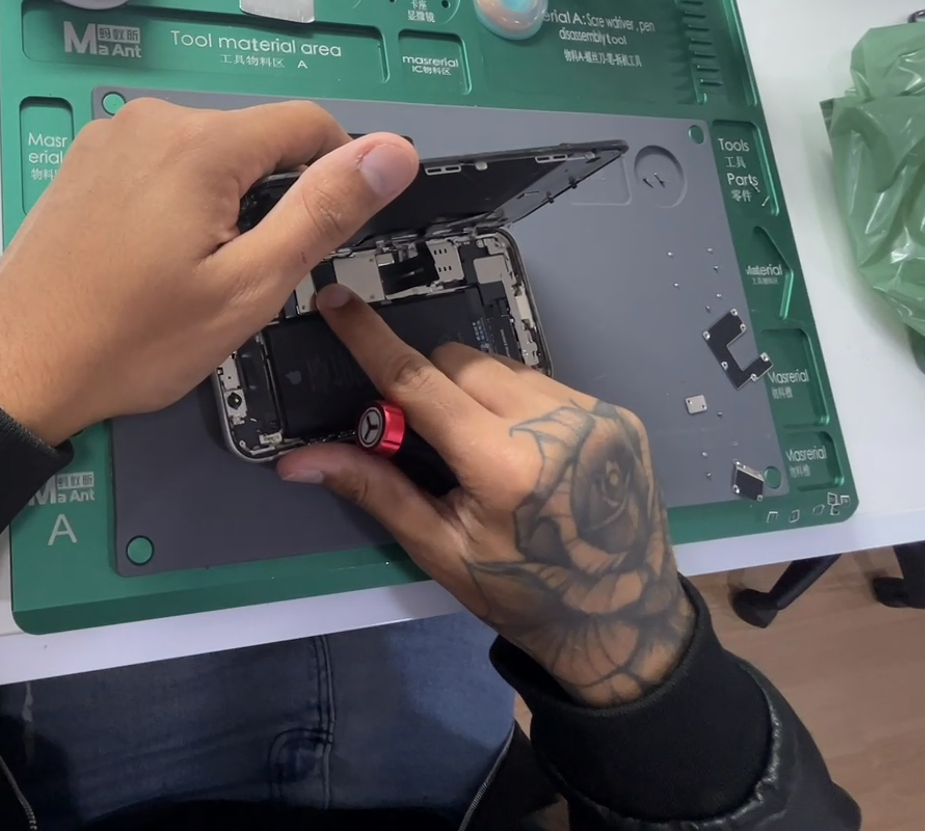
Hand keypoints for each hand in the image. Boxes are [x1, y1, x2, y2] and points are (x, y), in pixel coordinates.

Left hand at [0, 99, 417, 444]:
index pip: (308, 123)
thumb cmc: (136, 338)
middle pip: (252, 140)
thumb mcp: (246, 287)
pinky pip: (157, 164)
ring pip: (204, 154)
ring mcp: (109, 137)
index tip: (319, 234)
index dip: (335, 173)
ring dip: (221, 201)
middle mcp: (152, 119)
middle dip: (268, 197)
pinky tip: (149, 256)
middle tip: (240, 274)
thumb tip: (393, 150)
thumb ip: (322, 212)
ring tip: (189, 272)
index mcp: (201, 143)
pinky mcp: (82, 162)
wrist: (16, 364)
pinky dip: (175, 199)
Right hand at [278, 286, 694, 707]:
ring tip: (480, 442)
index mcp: (502, 465)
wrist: (627, 624)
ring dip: (471, 387)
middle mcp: (555, 425)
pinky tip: (522, 444)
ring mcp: (594, 415)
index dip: (369, 337)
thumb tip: (297, 461)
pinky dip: (512, 397)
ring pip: (499, 364)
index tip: (336, 299)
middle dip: (428, 383)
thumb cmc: (519, 593)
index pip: (417, 381)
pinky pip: (540, 379)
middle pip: (459, 362)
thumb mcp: (437, 547)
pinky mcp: (618, 413)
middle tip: (426, 434)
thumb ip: (370, 487)